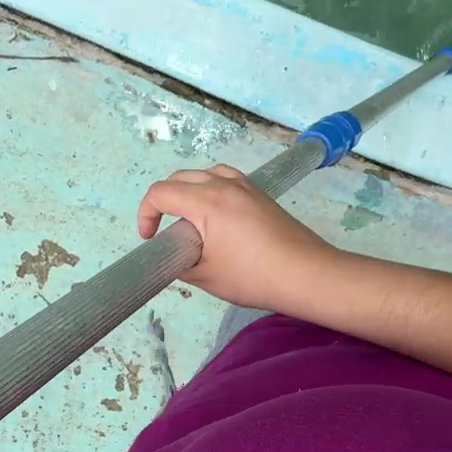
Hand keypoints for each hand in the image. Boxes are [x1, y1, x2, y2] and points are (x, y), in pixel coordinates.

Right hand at [137, 164, 339, 311]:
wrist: (305, 273)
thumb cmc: (252, 276)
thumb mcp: (205, 276)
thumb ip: (180, 262)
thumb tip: (175, 255)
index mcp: (206, 201)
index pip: (161, 193)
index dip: (146, 214)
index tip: (150, 238)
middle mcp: (224, 184)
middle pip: (180, 178)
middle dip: (164, 200)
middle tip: (165, 230)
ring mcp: (245, 185)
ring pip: (204, 174)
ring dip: (188, 191)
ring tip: (189, 220)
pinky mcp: (260, 193)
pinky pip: (226, 179)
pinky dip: (211, 189)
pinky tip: (216, 215)